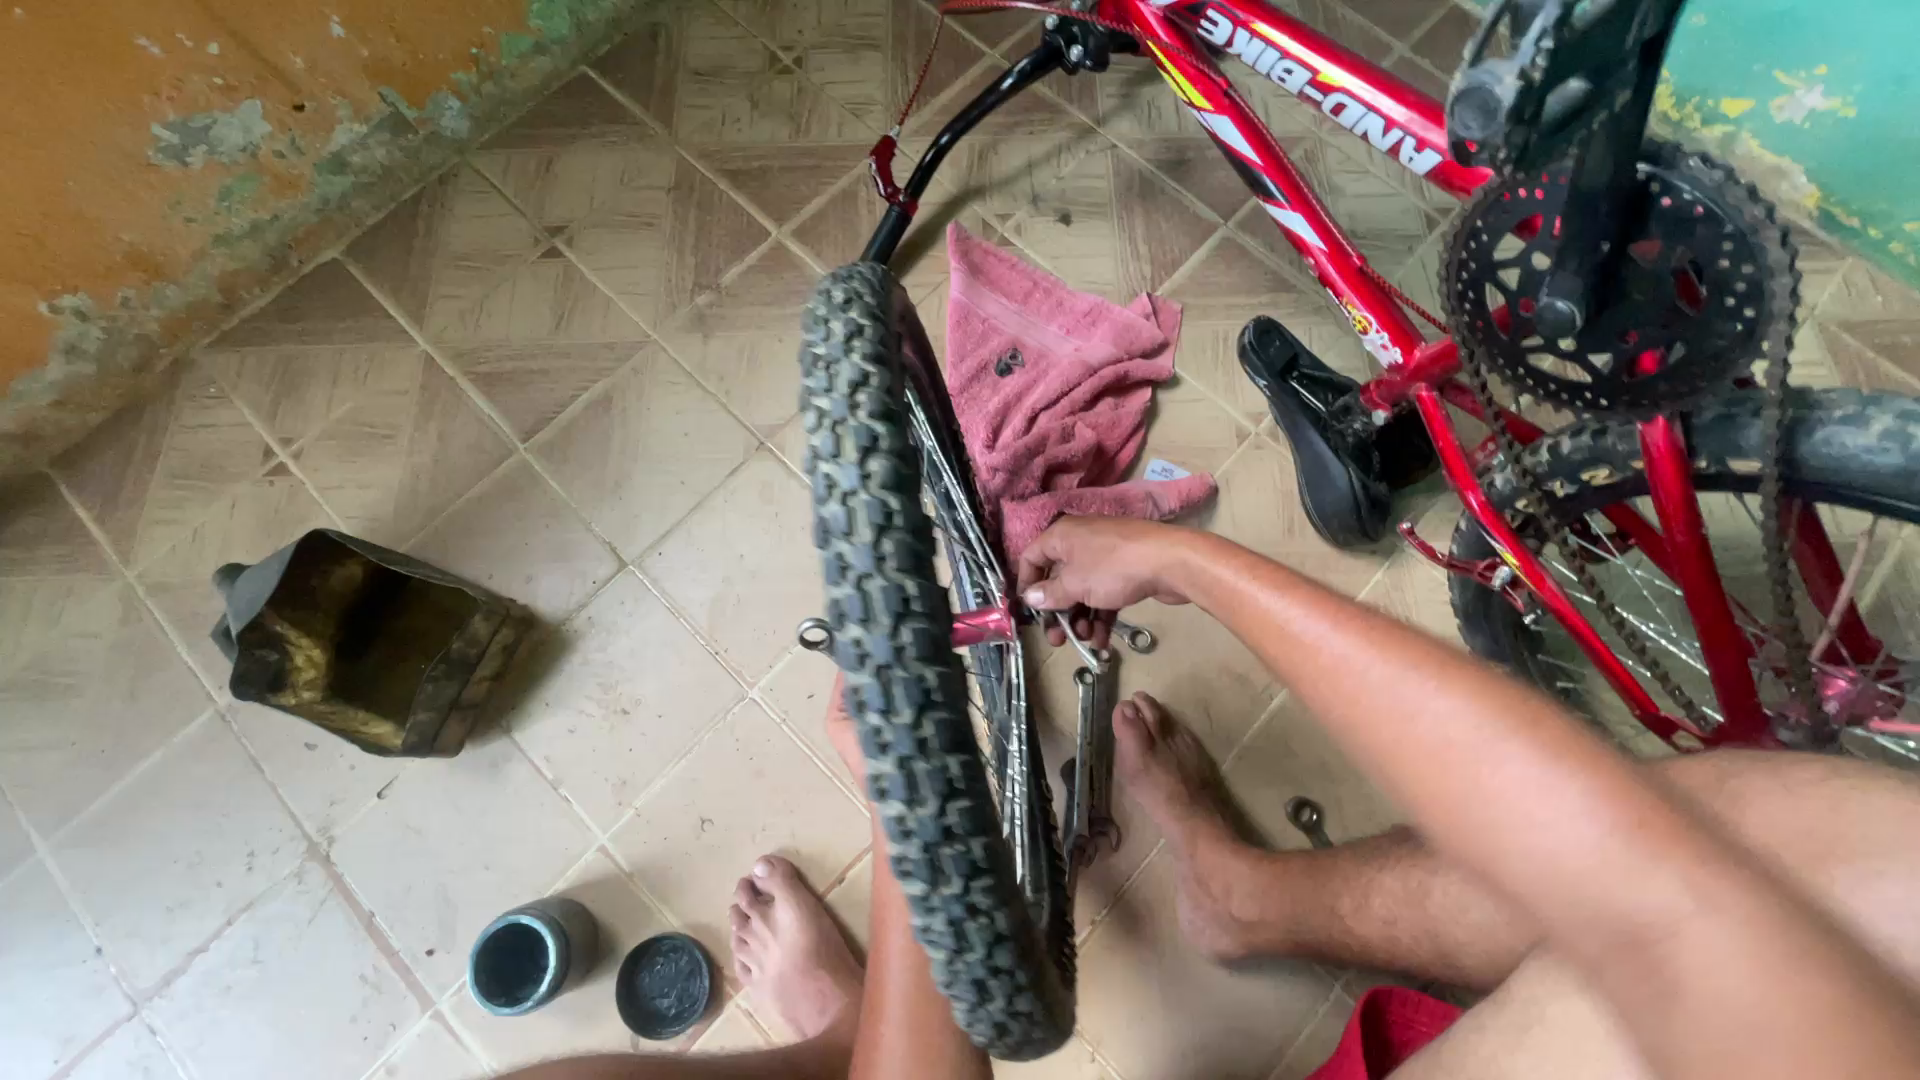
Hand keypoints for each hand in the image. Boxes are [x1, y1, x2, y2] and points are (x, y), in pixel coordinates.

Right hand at [1016, 517, 1192, 646]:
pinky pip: (1104, 594)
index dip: (1026, 583)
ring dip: (1080, 618)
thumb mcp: (1075, 584)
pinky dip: (1101, 616)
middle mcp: (1080, 542)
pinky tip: (1102, 641)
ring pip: (1083, 590)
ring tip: (1085, 640)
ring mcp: (1105, 556)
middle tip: (1057, 639)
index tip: (1029, 611)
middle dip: (1057, 612)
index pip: (1032, 557)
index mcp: (1062, 536)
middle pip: (1058, 579)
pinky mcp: (1125, 571)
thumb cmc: (1112, 568)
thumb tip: (1029, 597)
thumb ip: (1050, 594)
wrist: (1171, 562)